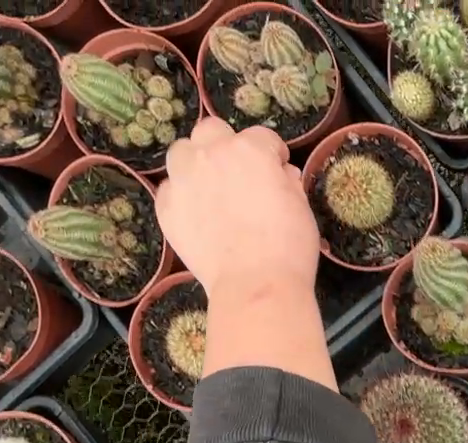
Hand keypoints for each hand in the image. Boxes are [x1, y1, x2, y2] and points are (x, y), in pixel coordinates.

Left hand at [155, 116, 319, 304]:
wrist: (255, 285)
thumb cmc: (289, 248)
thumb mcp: (302, 210)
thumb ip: (289, 183)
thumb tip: (283, 173)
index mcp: (251, 150)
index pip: (263, 137)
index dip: (273, 155)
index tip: (279, 171)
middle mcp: (211, 154)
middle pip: (213, 131)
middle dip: (227, 147)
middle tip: (240, 176)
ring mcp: (182, 178)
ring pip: (182, 152)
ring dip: (197, 164)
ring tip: (211, 191)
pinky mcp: (166, 206)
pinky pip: (171, 190)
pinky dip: (184, 197)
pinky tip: (200, 218)